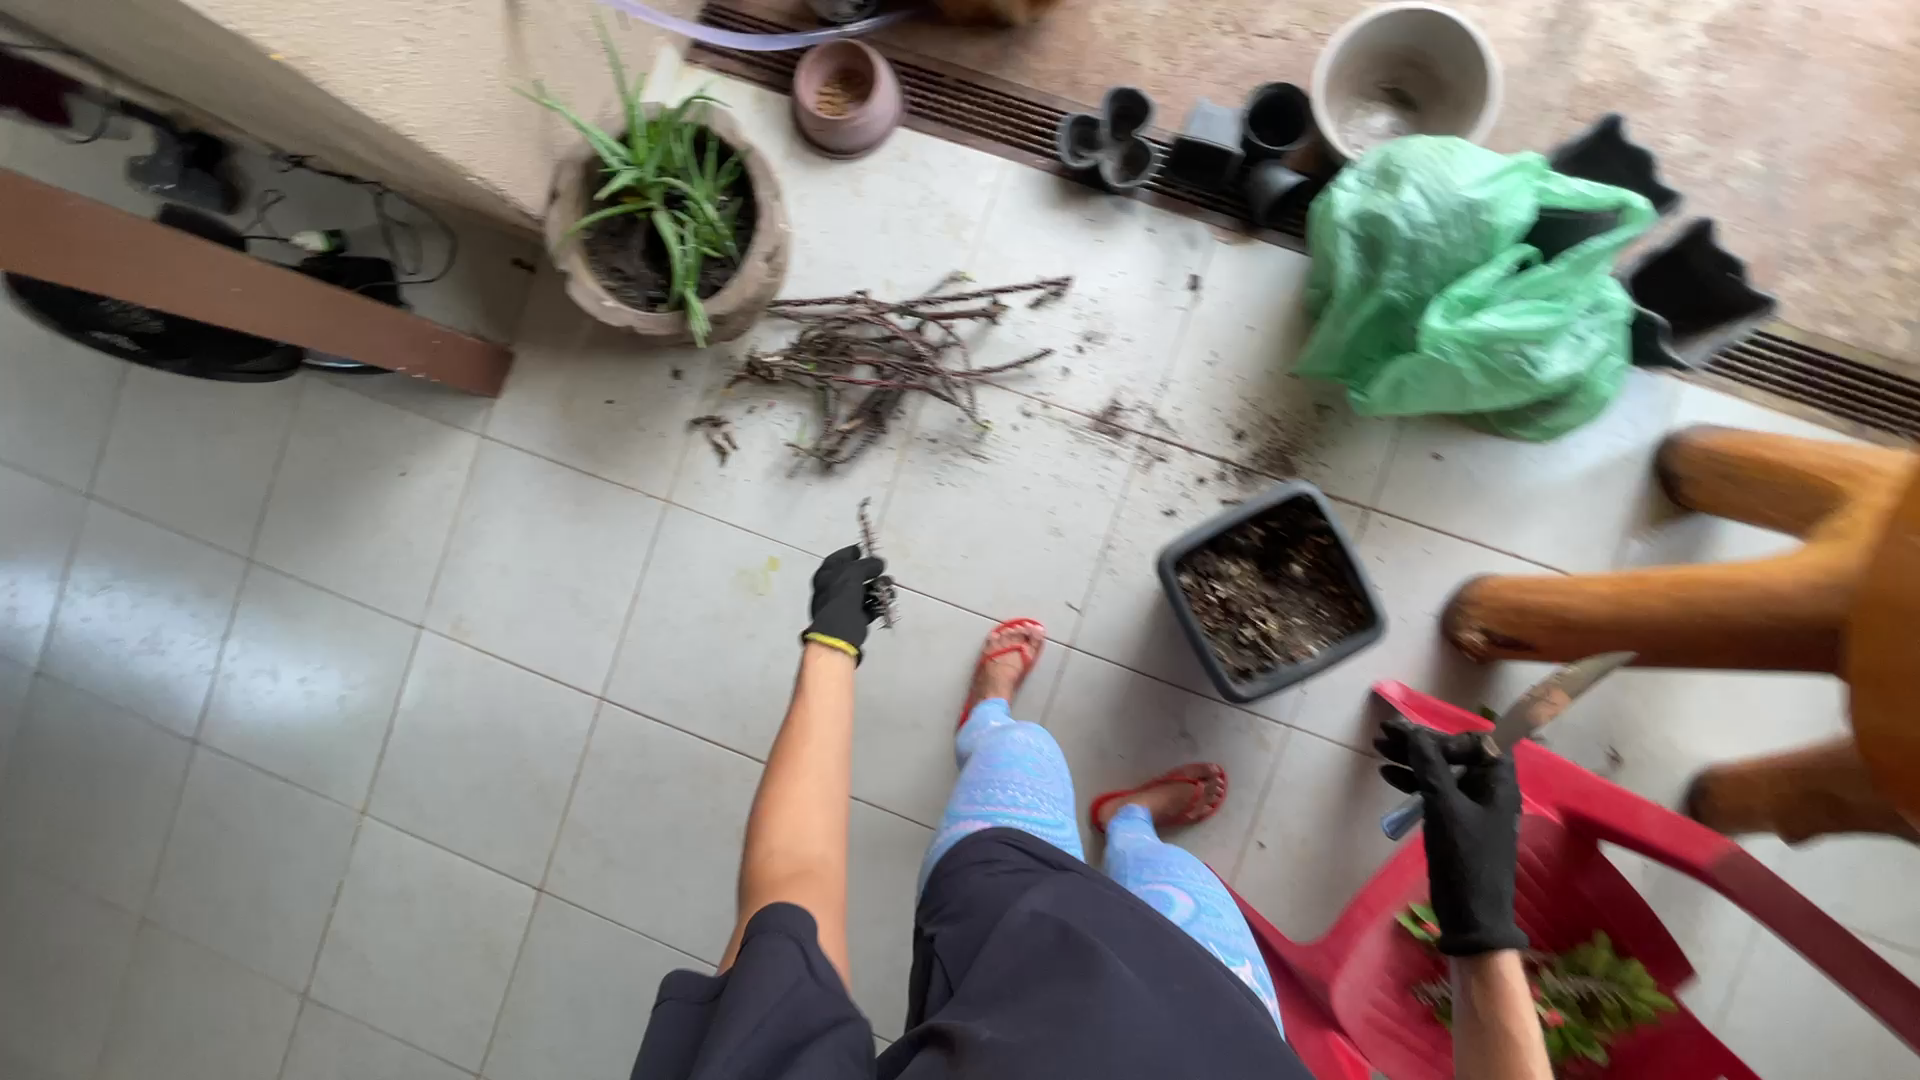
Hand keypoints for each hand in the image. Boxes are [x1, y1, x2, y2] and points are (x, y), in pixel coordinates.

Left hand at [802, 546, 885, 662]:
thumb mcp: (854, 572)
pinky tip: (888, 600)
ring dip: (877, 588)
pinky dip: (878, 604)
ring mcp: (842, 604)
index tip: (862, 550)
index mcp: (825, 575)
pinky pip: (868, 607)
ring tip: (890, 586)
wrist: (839, 628)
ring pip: (862, 592)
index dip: (850, 553)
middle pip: (853, 576)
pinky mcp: (853, 618)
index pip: (837, 559)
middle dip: (870, 572)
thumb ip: (868, 564)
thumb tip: (879, 563)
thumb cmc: (841, 594)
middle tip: (882, 570)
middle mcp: (831, 589)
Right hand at [1376, 716, 1525, 956]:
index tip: (1417, 739)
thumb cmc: (1463, 856)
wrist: (1471, 912)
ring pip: (1440, 771)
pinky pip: (1434, 790)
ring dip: (1411, 758)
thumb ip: (1429, 764)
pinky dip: (1412, 780)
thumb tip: (1414, 731)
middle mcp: (1487, 791)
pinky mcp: (1456, 822)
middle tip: (1384, 734)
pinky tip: (1388, 776)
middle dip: (1420, 742)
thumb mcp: (1443, 805)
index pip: (1480, 742)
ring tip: (1378, 749)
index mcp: (1497, 785)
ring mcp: (1471, 807)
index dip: (1448, 736)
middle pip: (1455, 753)